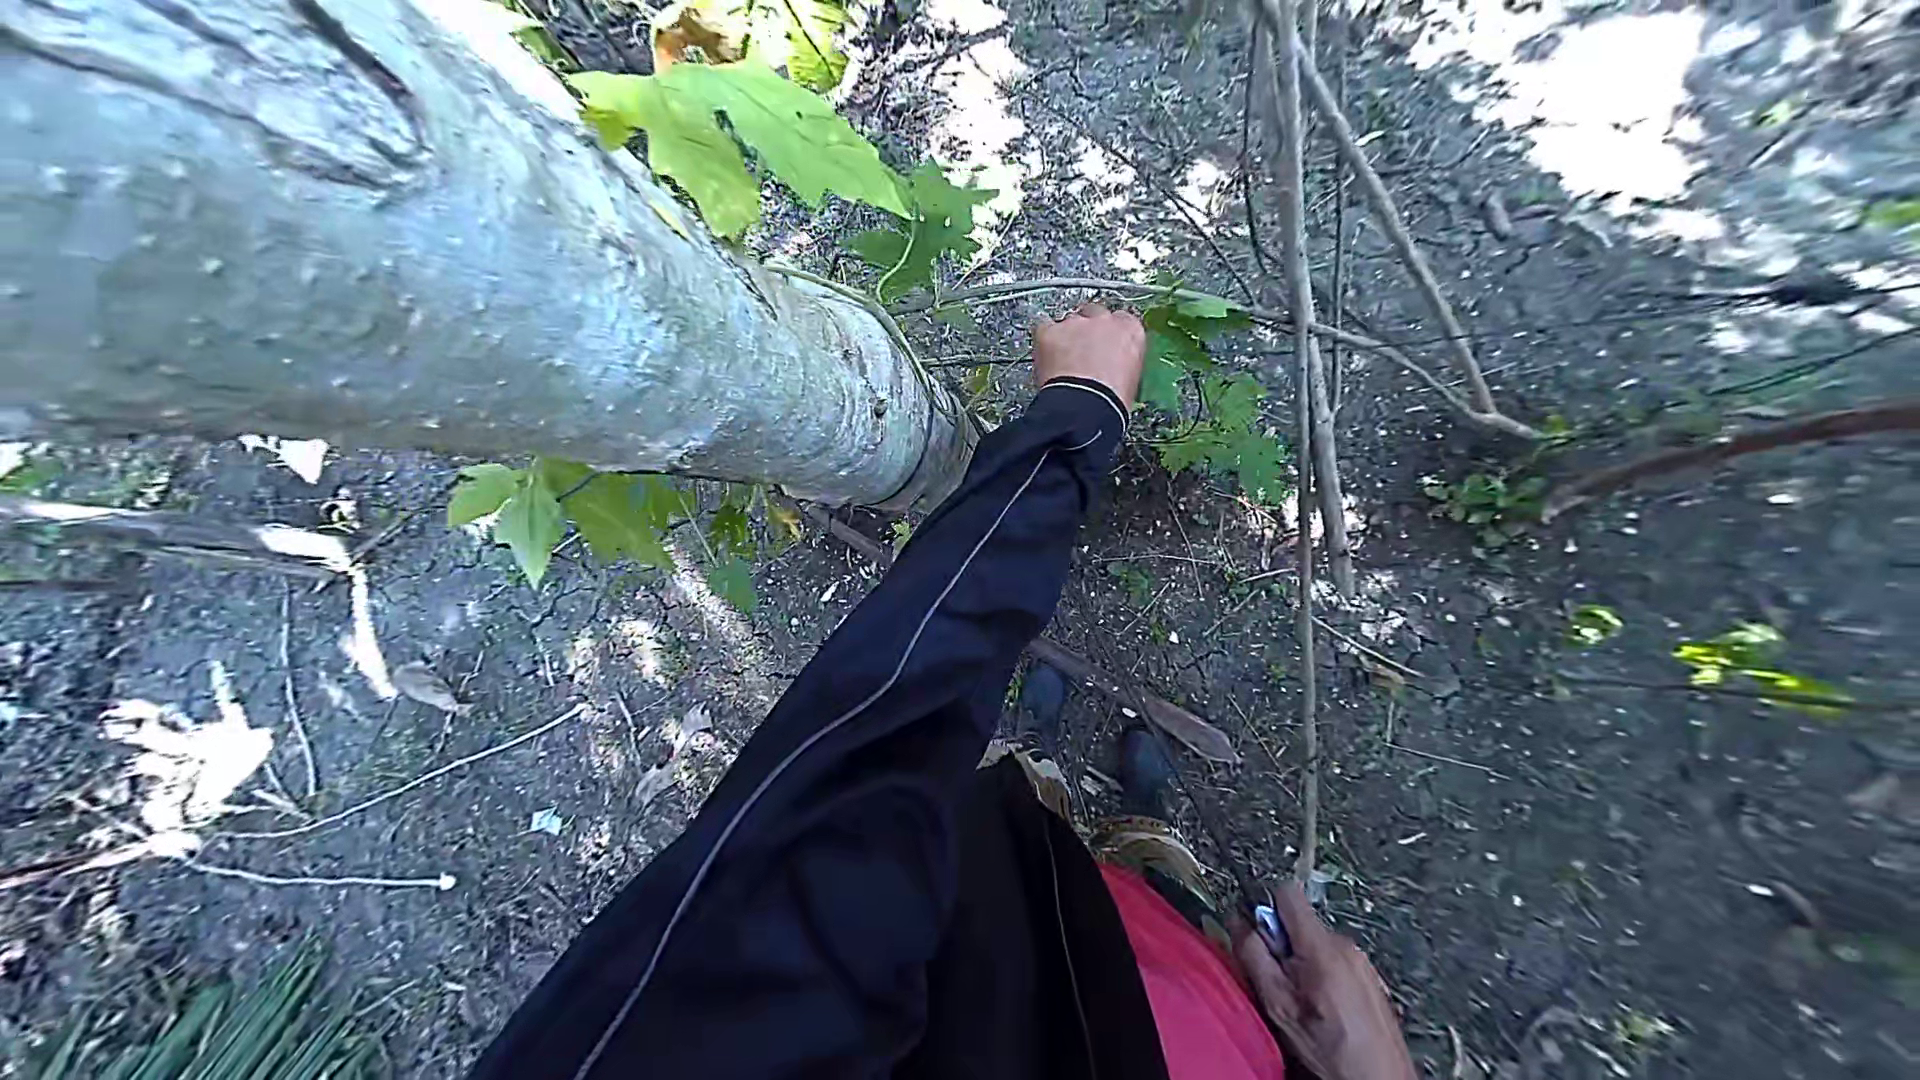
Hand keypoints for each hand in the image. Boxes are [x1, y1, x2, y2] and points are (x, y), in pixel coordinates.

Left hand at [1031, 302, 1144, 410]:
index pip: (1120, 320)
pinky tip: (1045, 358)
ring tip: (1061, 363)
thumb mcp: (1131, 377)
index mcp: (1130, 331)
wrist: (1086, 408)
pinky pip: (1043, 329)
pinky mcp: (1049, 332)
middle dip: (1086, 332)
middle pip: (1093, 315)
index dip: (1108, 335)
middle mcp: (1104, 321)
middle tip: (1080, 354)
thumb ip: (1122, 360)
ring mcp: (1075, 324)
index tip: (1103, 346)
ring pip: (1067, 322)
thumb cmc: (1110, 401)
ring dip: (1064, 338)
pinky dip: (1043, 341)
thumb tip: (1112, 364)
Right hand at [1233, 883, 1415, 1079]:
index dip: (1266, 908)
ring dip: (1302, 960)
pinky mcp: (1371, 976)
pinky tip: (1326, 1007)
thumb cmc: (1332, 1055)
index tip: (1262, 937)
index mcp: (1322, 949)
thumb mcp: (1278, 1006)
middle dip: (1283, 942)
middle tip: (1282, 982)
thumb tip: (1237, 921)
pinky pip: (1334, 956)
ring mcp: (1362, 961)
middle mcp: (1346, 946)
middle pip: (1299, 920)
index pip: (1286, 892)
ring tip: (1305, 1000)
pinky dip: (1322, 972)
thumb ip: (1253, 956)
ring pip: (1315, 940)